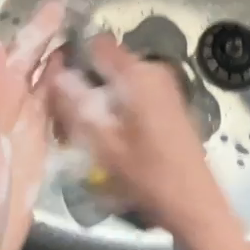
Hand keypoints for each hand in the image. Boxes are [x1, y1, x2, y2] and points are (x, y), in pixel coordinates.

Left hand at [0, 0, 61, 249]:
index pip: (14, 57)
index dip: (34, 30)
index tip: (56, 5)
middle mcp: (4, 112)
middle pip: (30, 66)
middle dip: (50, 37)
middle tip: (75, 11)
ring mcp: (20, 133)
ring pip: (43, 87)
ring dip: (60, 62)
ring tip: (84, 40)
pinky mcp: (34, 155)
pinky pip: (52, 117)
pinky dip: (66, 96)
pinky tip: (81, 88)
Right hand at [44, 36, 249, 249]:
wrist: (195, 206)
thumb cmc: (150, 176)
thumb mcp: (104, 144)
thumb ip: (76, 104)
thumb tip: (54, 73)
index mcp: (138, 73)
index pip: (97, 43)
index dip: (74, 56)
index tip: (58, 81)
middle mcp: (153, 69)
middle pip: (107, 62)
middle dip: (85, 85)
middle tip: (67, 119)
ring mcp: (164, 84)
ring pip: (118, 79)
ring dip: (99, 99)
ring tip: (85, 134)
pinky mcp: (169, 100)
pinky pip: (133, 91)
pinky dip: (117, 106)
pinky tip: (108, 137)